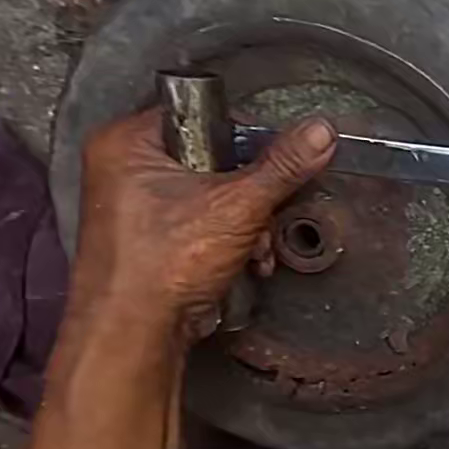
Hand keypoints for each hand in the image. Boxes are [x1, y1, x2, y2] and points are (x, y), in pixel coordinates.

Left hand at [72, 108, 335, 336]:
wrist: (136, 333)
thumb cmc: (162, 265)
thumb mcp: (239, 206)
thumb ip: (283, 166)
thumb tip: (320, 131)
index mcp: (129, 142)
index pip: (205, 114)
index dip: (246, 138)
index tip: (269, 165)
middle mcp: (128, 167)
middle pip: (219, 158)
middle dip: (255, 194)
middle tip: (262, 213)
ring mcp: (141, 203)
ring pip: (220, 193)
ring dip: (251, 221)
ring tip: (254, 245)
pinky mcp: (157, 234)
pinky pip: (210, 219)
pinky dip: (236, 238)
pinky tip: (245, 258)